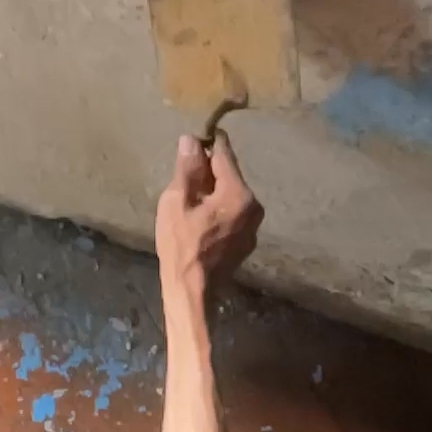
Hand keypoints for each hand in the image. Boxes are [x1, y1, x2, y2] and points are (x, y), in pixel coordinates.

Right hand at [155, 132, 261, 294]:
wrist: (192, 292)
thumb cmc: (181, 246)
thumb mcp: (176, 202)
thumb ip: (187, 169)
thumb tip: (191, 140)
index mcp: (239, 193)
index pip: (224, 154)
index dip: (207, 144)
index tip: (192, 141)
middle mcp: (254, 207)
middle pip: (229, 176)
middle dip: (207, 174)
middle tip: (182, 184)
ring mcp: (253, 228)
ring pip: (231, 197)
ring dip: (212, 195)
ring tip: (188, 206)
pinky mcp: (246, 243)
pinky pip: (232, 216)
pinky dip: (218, 213)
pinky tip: (199, 225)